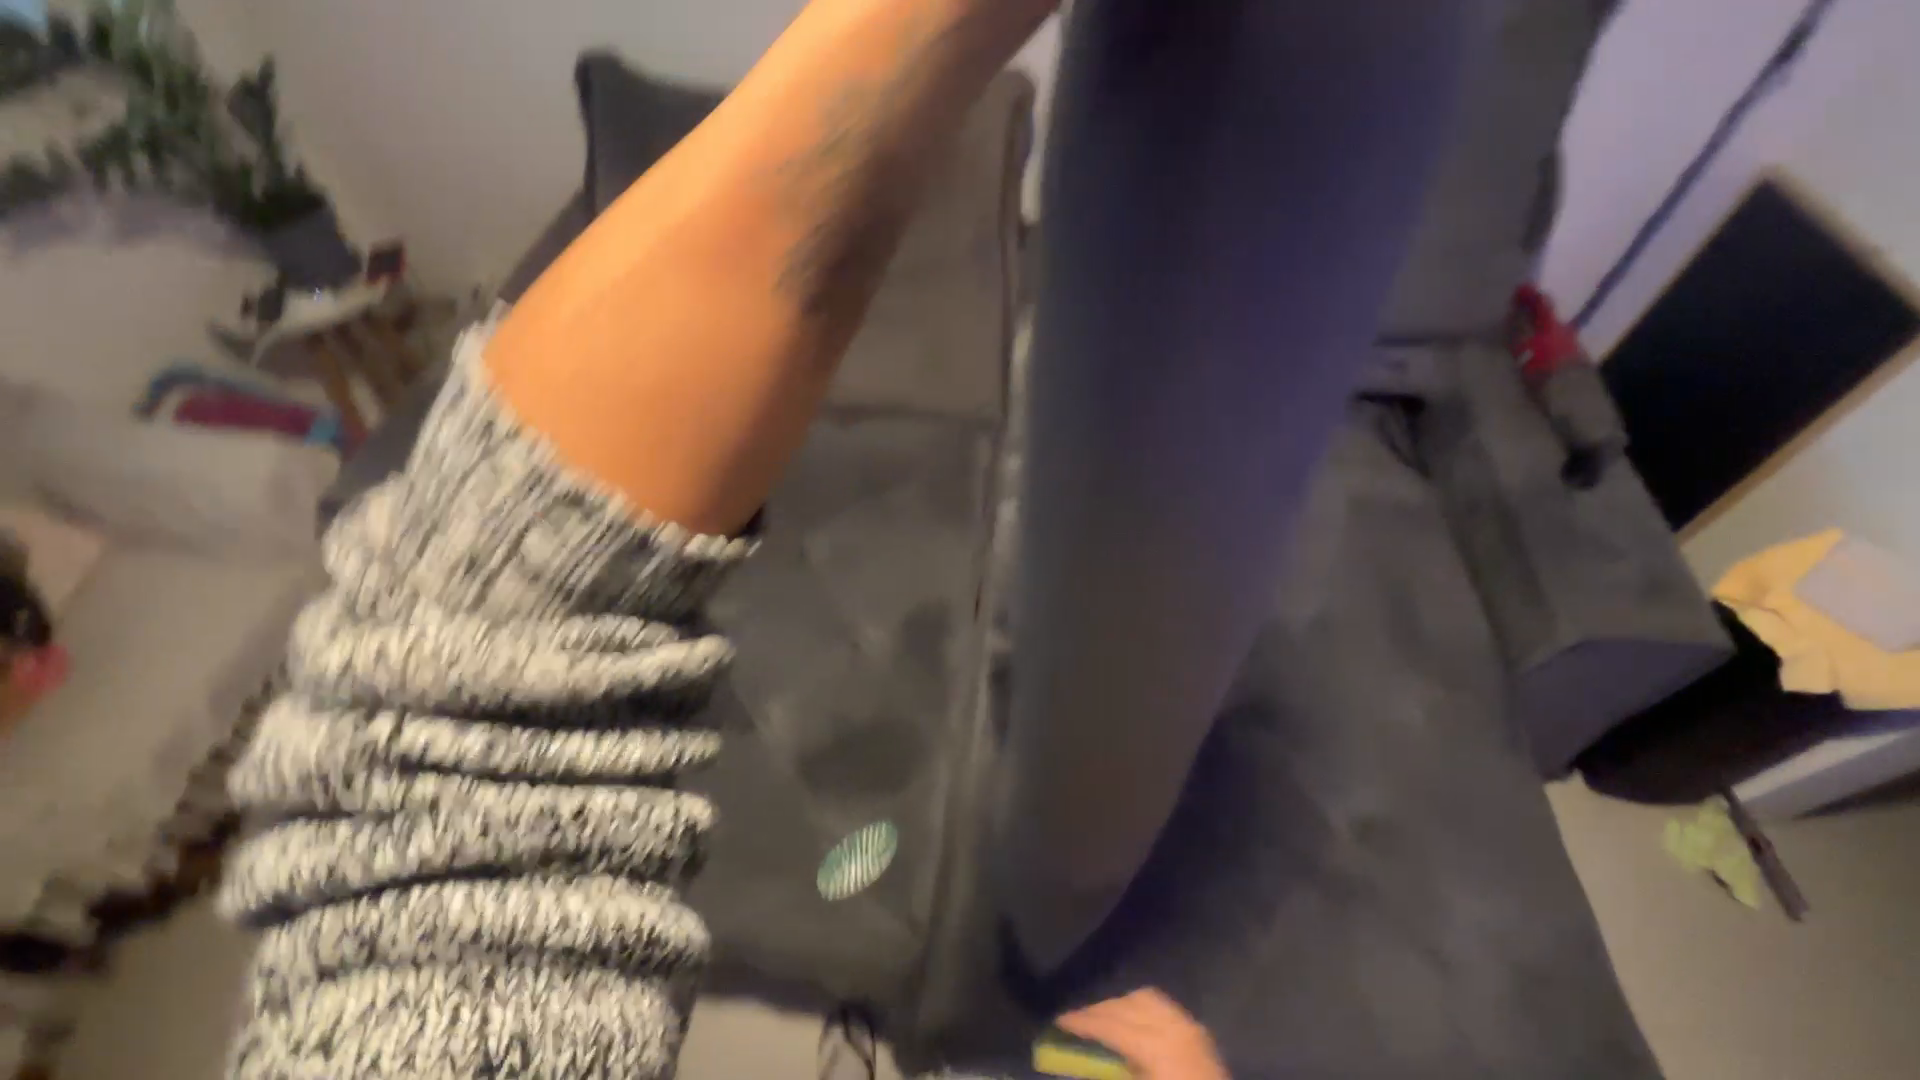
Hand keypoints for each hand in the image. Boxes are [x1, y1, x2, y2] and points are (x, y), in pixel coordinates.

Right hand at [1057, 989, 1227, 1079]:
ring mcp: (1193, 1031)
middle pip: (1129, 1005)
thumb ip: (1113, 1071)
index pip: (1112, 1025)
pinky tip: (1133, 1027)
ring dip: (1120, 1006)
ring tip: (1100, 1021)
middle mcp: (1176, 1029)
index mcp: (1158, 1048)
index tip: (1058, 1020)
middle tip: (1074, 1020)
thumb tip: (1084, 1061)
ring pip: (1148, 1000)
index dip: (1082, 1021)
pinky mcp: (1203, 1040)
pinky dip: (1142, 1010)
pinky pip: (1165, 1010)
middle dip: (1099, 1009)